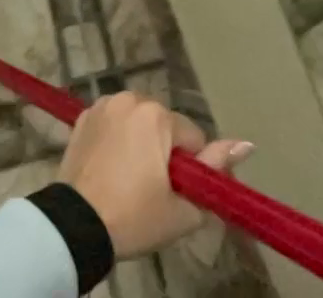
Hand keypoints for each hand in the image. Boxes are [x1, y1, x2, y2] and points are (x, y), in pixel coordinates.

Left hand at [55, 92, 252, 258]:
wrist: (76, 224)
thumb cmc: (135, 216)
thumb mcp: (185, 206)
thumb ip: (216, 170)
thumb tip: (246, 144)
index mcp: (156, 115)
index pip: (194, 138)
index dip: (192, 168)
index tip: (179, 192)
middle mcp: (128, 99)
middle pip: (165, 125)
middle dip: (166, 151)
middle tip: (155, 188)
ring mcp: (102, 106)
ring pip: (138, 122)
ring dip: (142, 142)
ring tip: (132, 179)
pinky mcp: (82, 118)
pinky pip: (114, 124)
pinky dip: (119, 140)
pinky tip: (113, 168)